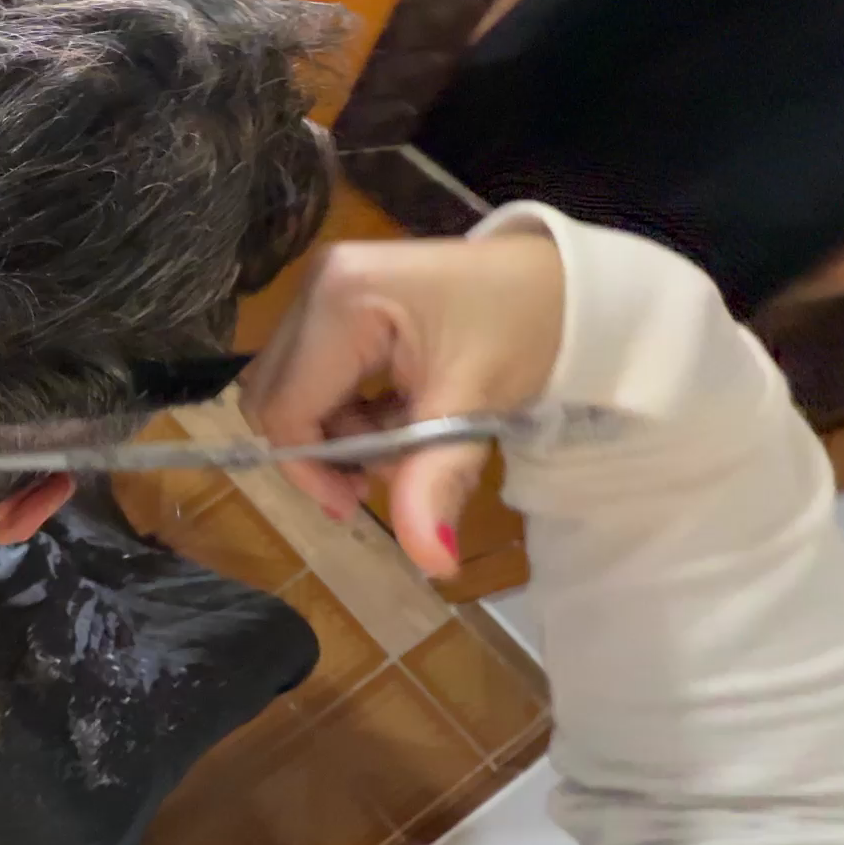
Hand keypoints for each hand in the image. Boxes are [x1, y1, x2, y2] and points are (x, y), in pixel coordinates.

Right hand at [241, 231, 565, 577]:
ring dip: (328, 432)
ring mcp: (314, 290)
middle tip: (370, 479)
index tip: (351, 506)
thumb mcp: (479, 404)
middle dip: (316, 449)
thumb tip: (431, 564)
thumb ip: (439, 480)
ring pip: (283, 389)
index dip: (307, 466)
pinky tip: (384, 417)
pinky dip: (336, 410)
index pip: (285, 406)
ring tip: (393, 445)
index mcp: (341, 301)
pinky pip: (303, 373)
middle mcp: (311, 288)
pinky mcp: (324, 301)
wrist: (571, 280)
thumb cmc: (532, 328)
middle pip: (272, 397)